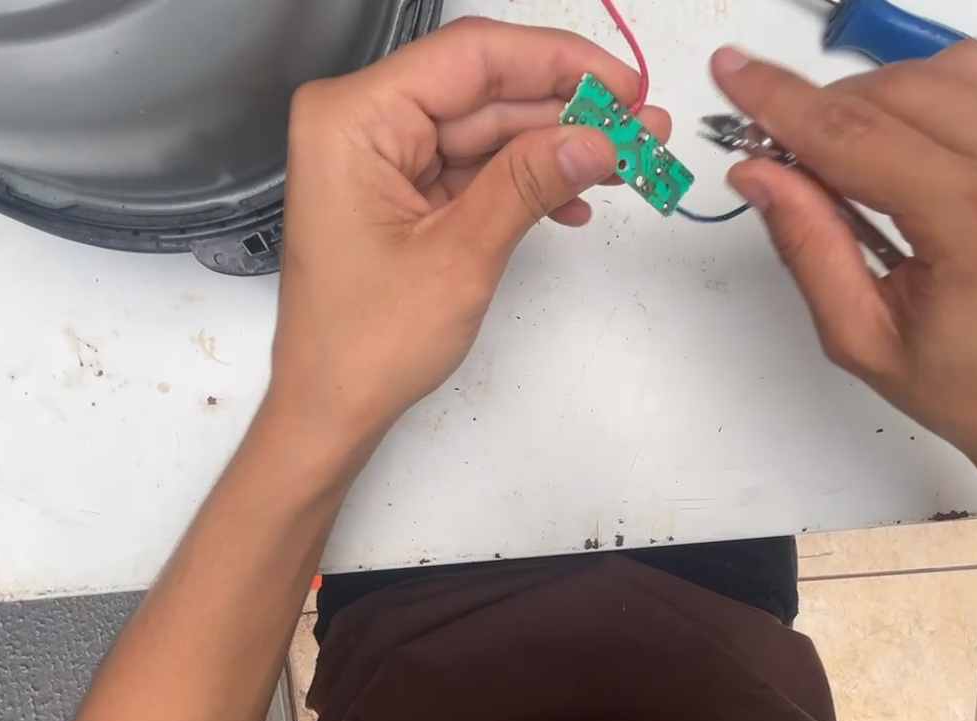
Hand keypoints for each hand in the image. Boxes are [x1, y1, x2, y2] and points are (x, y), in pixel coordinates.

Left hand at [267, 17, 671, 446]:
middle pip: (483, 95)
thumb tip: (596, 140)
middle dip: (566, 114)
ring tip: (621, 166)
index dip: (557, 64)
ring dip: (553, 153)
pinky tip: (571, 203)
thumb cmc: (369, 344)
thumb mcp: (461, 257)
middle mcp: (362, 126)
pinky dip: (521, 187)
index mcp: (355, 119)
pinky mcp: (400, 196)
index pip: (472, 58)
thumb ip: (528, 185)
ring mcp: (382, 163)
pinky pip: (472, 174)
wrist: (336, 405)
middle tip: (640, 128)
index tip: (622, 87)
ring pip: (485, 136)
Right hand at [712, 43, 976, 509]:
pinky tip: (903, 141)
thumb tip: (758, 172)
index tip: (735, 75)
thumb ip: (808, 244)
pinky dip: (932, 96)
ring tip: (842, 153)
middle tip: (780, 148)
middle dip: (825, 109)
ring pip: (948, 70)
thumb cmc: (961, 388)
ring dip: (877, 97)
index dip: (784, 104)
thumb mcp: (859, 335)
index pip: (858, 137)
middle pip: (900, 92)